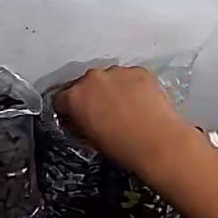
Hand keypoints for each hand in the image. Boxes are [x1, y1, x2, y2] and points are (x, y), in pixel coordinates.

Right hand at [56, 65, 204, 180]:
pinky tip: (142, 101)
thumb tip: (82, 119)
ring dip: (112, 88)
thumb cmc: (120, 146)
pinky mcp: (139, 70)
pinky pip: (130, 76)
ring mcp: (116, 71)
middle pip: (85, 84)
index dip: (68, 110)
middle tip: (104, 112)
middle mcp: (91, 78)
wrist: (156, 142)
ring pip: (109, 78)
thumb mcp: (90, 139)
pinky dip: (133, 86)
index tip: (77, 117)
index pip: (61, 99)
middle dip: (91, 95)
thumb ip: (80, 122)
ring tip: (127, 106)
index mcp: (74, 97)